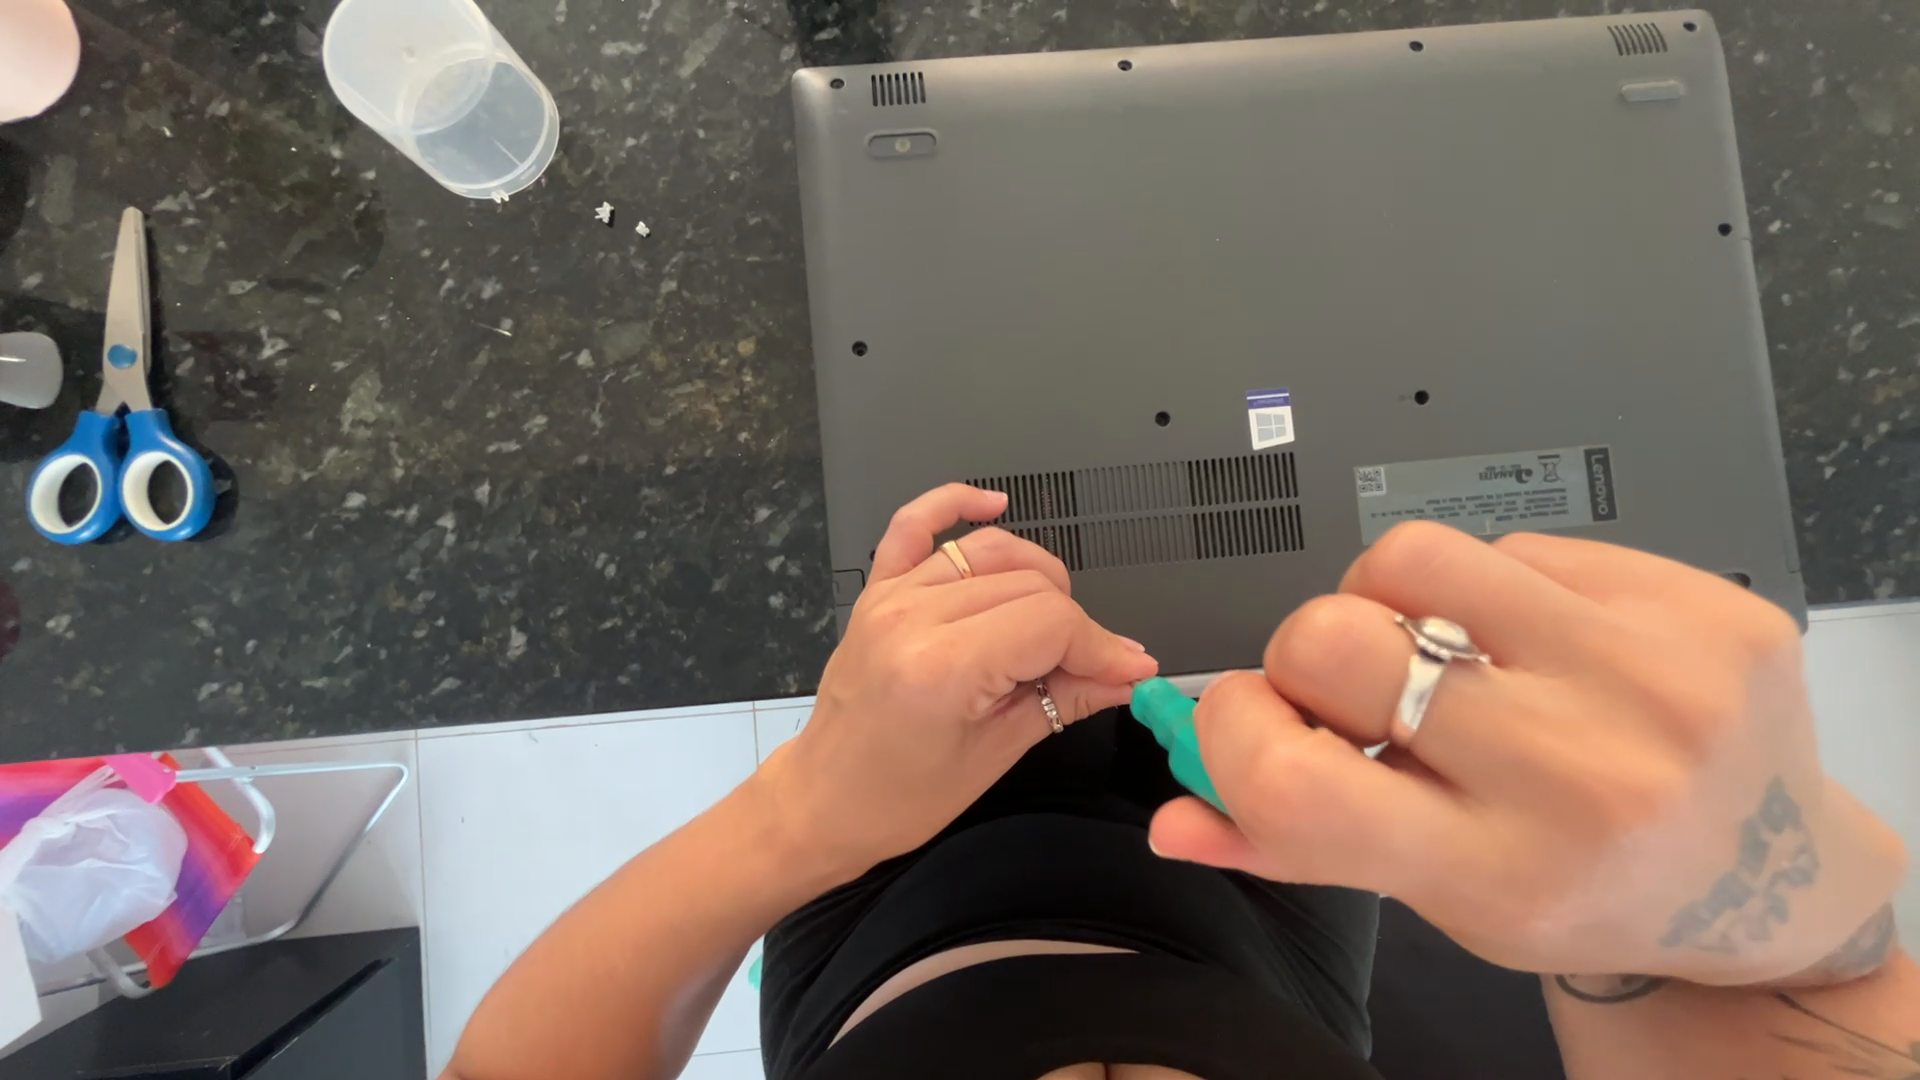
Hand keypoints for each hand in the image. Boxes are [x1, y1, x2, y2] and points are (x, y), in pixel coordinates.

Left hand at [757, 484, 1158, 879]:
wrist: (825, 799)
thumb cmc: (897, 797)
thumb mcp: (995, 756)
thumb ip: (1065, 700)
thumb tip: (1123, 674)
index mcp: (941, 668)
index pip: (1050, 622)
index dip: (1101, 644)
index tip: (1127, 667)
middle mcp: (913, 617)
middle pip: (1029, 584)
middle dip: (1076, 625)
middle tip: (1095, 665)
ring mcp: (891, 596)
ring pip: (991, 553)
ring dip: (1040, 577)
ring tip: (1056, 622)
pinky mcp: (878, 590)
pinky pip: (914, 525)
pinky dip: (955, 503)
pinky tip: (992, 504)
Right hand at [1149, 522, 1904, 985]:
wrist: (1767, 882)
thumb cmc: (1574, 891)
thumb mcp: (1424, 897)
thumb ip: (1281, 849)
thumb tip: (1174, 823)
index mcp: (1493, 869)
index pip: (1289, 781)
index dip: (1232, 728)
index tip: (1251, 716)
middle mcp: (1577, 776)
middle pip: (1328, 640)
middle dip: (1303, 653)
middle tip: (1350, 689)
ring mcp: (1648, 676)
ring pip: (1404, 558)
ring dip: (1381, 599)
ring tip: (1428, 648)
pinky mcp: (1692, 604)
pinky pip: (1502, 541)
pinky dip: (1478, 585)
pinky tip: (1515, 638)